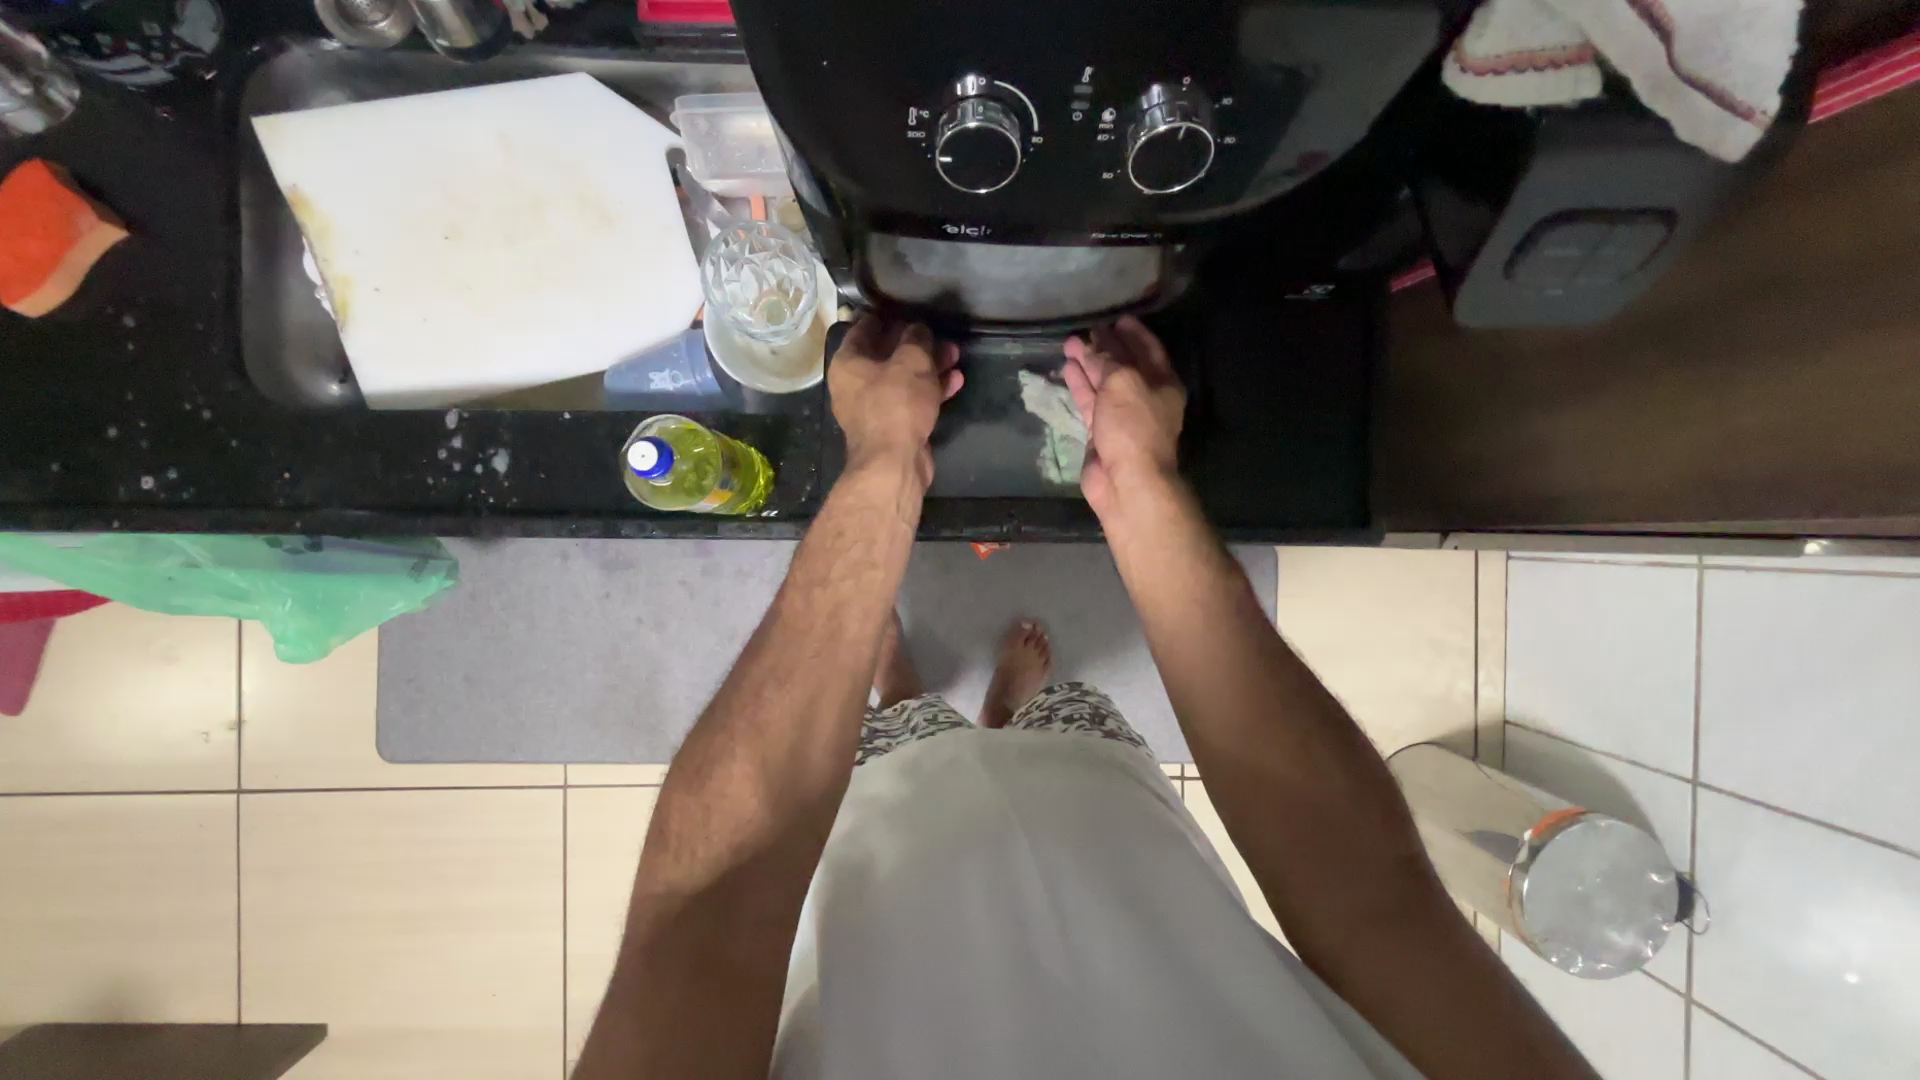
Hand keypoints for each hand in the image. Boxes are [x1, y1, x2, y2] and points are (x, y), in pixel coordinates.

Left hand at [829, 316, 963, 484]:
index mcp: (848, 363)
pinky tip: (955, 381)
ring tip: (954, 354)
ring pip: (903, 379)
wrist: (895, 462)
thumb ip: (916, 339)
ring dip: (928, 367)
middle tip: (939, 334)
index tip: (908, 308)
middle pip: (887, 355)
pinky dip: (931, 390)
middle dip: (916, 345)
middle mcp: (855, 384)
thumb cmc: (896, 404)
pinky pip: (912, 400)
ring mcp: (874, 408)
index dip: (887, 316)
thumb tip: (918, 329)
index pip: (864, 328)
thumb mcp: (911, 362)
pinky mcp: (893, 427)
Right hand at [1062, 315, 1185, 517]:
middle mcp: (1145, 397)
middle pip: (1124, 365)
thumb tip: (1094, 347)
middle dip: (1105, 347)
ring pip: (1104, 383)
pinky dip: (1080, 385)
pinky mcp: (1102, 432)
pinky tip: (1067, 369)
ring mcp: (1123, 416)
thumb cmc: (1133, 426)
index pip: (1149, 350)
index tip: (1117, 319)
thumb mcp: (1123, 382)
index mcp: (1163, 383)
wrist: (1127, 481)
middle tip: (1087, 330)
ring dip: (1088, 364)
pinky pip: (1090, 402)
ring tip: (1070, 344)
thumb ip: (1109, 361)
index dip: (1133, 333)